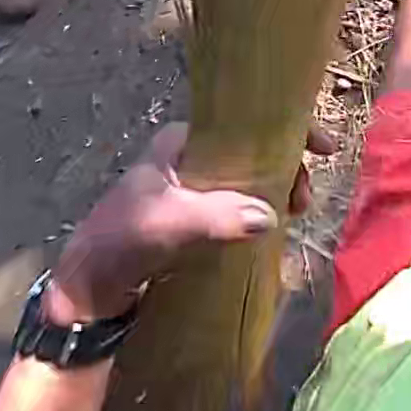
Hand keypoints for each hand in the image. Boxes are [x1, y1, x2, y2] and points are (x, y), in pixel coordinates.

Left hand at [45, 123, 332, 323]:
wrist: (89, 287)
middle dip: (285, 166)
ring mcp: (192, 185)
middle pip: (251, 149)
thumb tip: (270, 214)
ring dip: (276, 189)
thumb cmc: (122, 241)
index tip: (322, 146)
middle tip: (304, 199)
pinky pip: (238, 202)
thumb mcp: (167, 225)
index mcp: (182, 141)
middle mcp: (190, 156)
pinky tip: (276, 225)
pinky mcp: (195, 215)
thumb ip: (216, 217)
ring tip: (295, 213)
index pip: (242, 124)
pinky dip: (261, 209)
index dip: (283, 130)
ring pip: (248, 177)